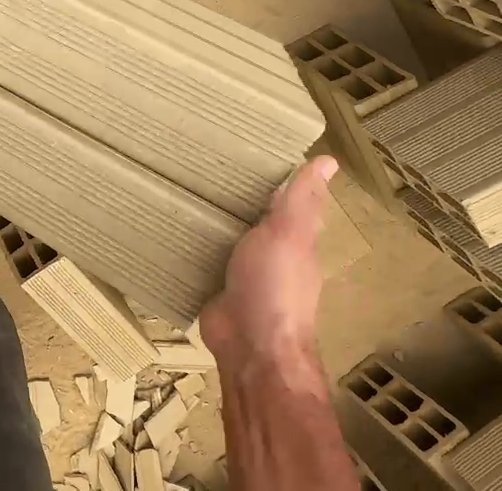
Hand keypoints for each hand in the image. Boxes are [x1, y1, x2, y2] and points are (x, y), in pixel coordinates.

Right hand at [200, 156, 336, 376]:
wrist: (250, 346)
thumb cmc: (274, 287)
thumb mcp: (288, 236)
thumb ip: (301, 201)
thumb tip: (329, 160)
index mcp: (295, 244)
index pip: (291, 207)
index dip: (278, 183)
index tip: (252, 154)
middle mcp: (273, 259)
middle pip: (257, 222)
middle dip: (239, 199)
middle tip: (204, 166)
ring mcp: (244, 276)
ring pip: (230, 240)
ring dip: (213, 222)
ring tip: (181, 190)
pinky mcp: (217, 289)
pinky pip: (204, 260)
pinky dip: (193, 246)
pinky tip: (171, 232)